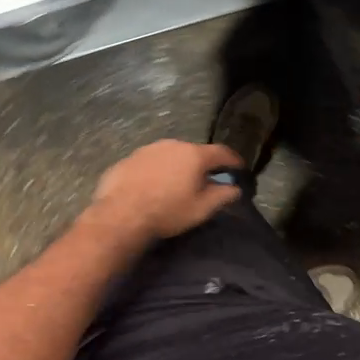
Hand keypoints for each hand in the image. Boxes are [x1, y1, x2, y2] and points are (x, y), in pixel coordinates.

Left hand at [85, 141, 242, 243]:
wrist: (121, 215)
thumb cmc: (168, 211)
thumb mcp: (202, 209)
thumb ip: (223, 195)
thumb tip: (235, 188)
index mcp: (194, 154)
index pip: (222, 152)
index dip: (233, 160)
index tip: (239, 168)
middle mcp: (172, 145)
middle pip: (194, 152)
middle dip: (202, 164)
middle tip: (205, 181)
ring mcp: (148, 149)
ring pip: (170, 155)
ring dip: (177, 166)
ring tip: (176, 184)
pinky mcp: (129, 158)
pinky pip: (150, 162)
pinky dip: (156, 171)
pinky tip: (152, 187)